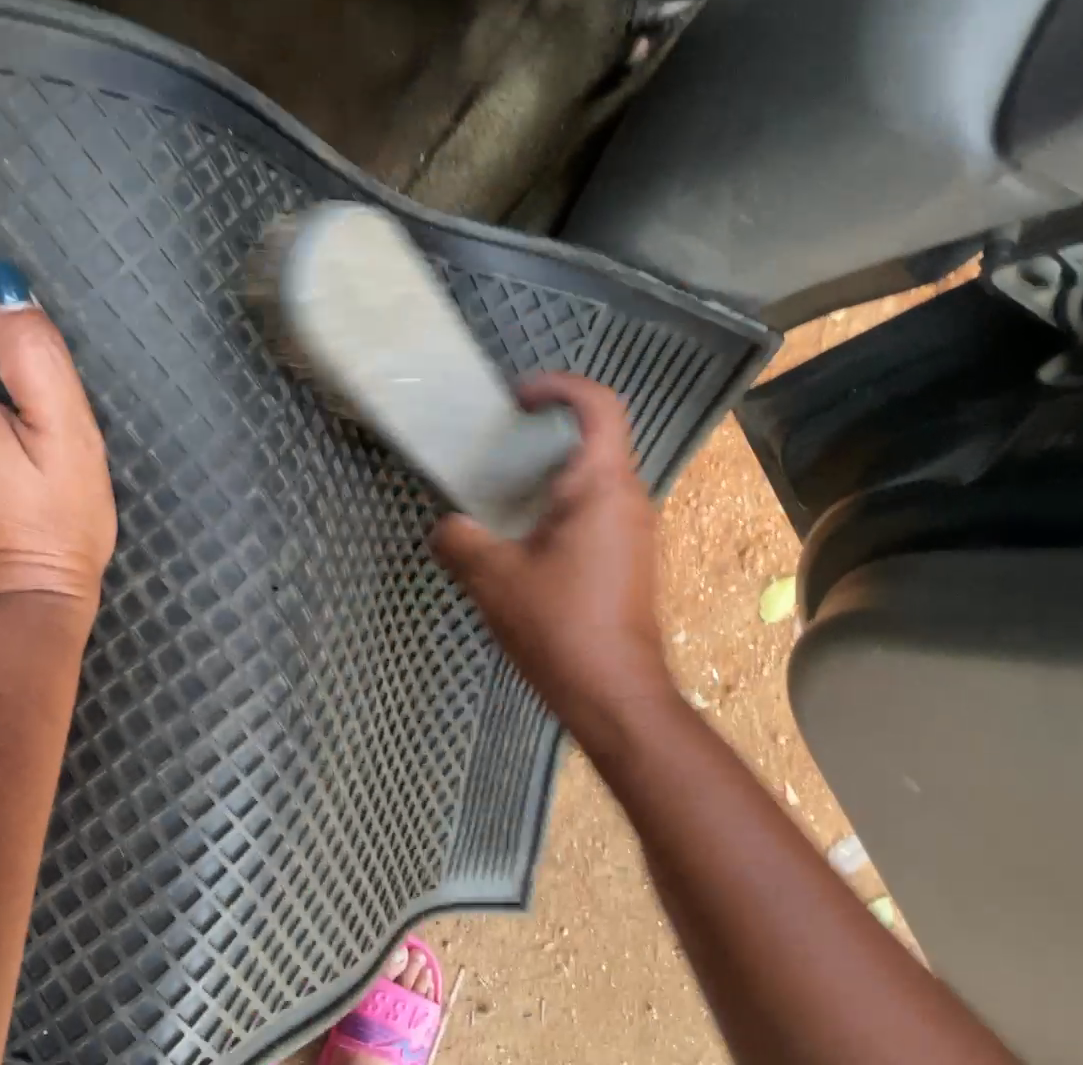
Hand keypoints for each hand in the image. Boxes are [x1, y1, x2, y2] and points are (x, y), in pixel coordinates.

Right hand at [429, 372, 671, 733]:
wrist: (614, 693)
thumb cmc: (557, 625)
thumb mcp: (491, 577)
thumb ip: (459, 539)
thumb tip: (448, 528)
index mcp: (601, 486)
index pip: (598, 406)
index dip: (558, 388)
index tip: (517, 401)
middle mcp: (629, 498)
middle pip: (594, 439)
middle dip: (542, 435)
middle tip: (494, 451)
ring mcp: (634, 529)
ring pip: (594, 478)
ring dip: (548, 475)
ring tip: (499, 496)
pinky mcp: (629, 558)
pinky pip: (594, 510)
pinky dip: (558, 507)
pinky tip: (520, 540)